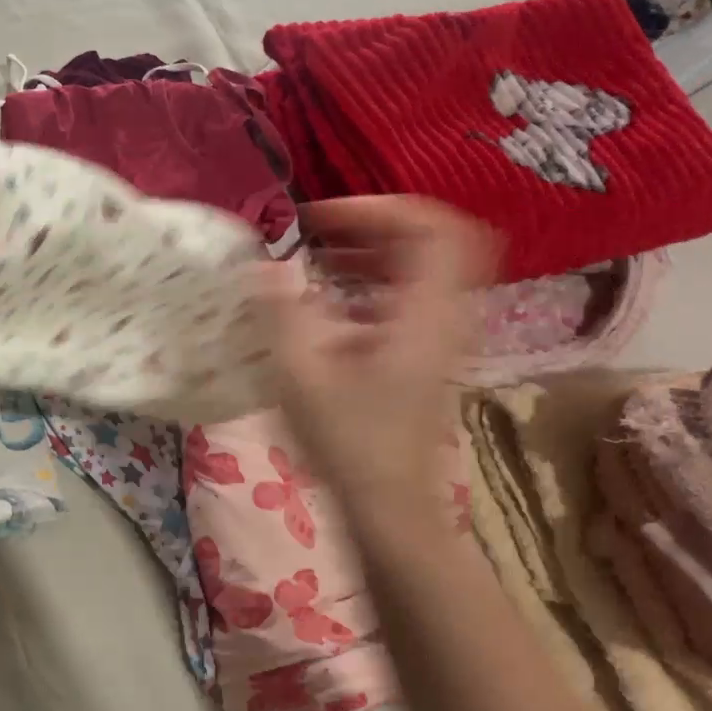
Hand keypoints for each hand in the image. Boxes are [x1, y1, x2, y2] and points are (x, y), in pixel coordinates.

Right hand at [258, 196, 495, 503]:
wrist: (389, 502)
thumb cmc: (346, 439)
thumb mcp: (300, 373)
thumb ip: (282, 311)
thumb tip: (264, 264)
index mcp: (425, 314)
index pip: (432, 227)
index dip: (376, 208)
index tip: (318, 219)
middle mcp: (447, 315)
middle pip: (432, 238)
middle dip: (370, 225)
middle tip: (313, 232)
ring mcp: (443, 334)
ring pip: (422, 265)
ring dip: (368, 251)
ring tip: (311, 260)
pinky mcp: (428, 352)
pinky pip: (410, 293)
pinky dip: (369, 280)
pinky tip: (323, 301)